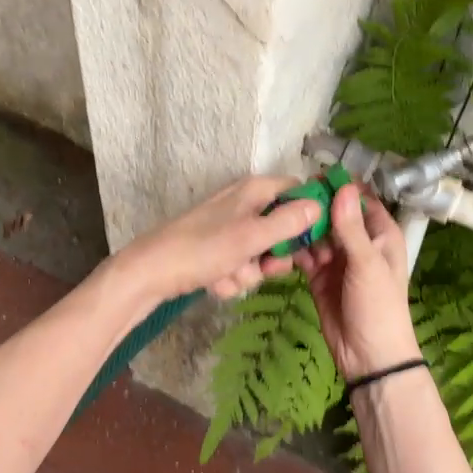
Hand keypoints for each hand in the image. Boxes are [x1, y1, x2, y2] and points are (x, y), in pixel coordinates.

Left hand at [113, 175, 321, 302]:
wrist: (150, 273)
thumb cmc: (203, 249)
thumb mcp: (251, 236)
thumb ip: (289, 222)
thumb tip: (321, 206)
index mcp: (255, 190)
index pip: (299, 192)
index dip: (312, 215)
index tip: (319, 243)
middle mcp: (245, 204)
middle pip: (284, 229)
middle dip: (274, 256)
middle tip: (266, 267)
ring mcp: (230, 229)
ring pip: (262, 254)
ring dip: (249, 273)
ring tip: (229, 276)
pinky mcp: (218, 251)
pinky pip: (240, 266)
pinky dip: (231, 279)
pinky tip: (214, 282)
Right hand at [295, 185, 420, 378]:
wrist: (368, 357)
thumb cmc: (378, 307)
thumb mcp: (367, 264)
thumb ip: (351, 228)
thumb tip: (343, 188)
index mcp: (380, 233)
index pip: (359, 198)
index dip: (339, 186)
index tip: (312, 175)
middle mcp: (359, 241)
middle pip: (333, 213)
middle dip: (312, 206)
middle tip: (284, 198)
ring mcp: (337, 258)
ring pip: (316, 232)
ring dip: (300, 227)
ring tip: (276, 219)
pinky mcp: (319, 275)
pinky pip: (304, 254)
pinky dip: (292, 249)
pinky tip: (276, 242)